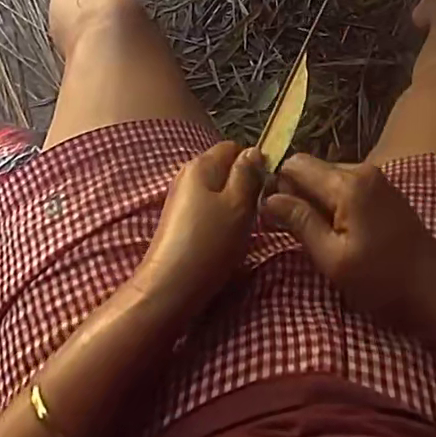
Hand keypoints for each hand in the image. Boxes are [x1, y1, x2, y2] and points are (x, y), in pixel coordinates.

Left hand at [132, 142, 264, 318]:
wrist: (169, 289)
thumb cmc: (209, 244)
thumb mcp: (238, 205)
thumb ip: (248, 174)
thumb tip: (255, 151)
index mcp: (201, 164)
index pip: (234, 147)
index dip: (254, 163)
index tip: (267, 187)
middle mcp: (187, 174)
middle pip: (225, 169)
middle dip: (244, 186)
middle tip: (257, 210)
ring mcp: (181, 198)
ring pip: (218, 191)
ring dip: (234, 206)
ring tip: (242, 228)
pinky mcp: (179, 220)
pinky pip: (208, 209)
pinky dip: (220, 220)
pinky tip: (225, 239)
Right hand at [261, 153, 435, 328]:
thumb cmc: (383, 281)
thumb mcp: (334, 259)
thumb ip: (300, 222)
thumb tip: (267, 198)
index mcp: (347, 184)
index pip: (296, 164)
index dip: (279, 186)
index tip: (273, 216)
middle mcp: (361, 169)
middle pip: (311, 168)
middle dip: (296, 193)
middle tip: (293, 232)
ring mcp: (375, 177)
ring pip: (326, 176)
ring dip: (315, 200)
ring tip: (316, 236)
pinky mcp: (383, 188)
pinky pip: (345, 184)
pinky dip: (333, 202)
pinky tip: (338, 232)